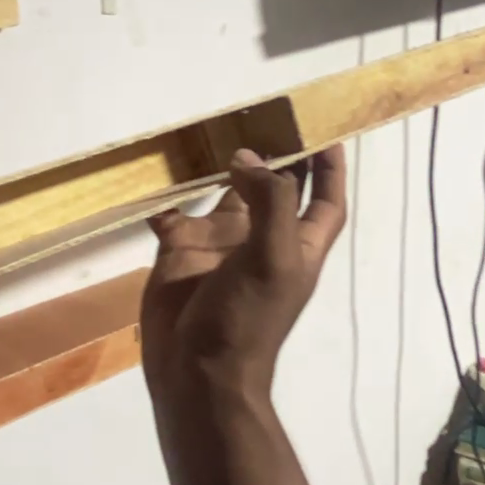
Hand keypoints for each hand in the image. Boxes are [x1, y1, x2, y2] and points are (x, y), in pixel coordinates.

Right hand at [141, 145, 347, 397]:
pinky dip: (163, 194)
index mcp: (296, 243)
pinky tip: (154, 172)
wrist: (197, 371)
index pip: (325, 199)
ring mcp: (218, 244)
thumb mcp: (274, 259)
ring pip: (219, 191)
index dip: (330, 167)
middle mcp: (260, 237)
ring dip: (214, 164)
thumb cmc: (247, 319)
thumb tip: (248, 157)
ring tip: (205, 128)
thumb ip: (270, 202)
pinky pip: (171, 213)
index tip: (322, 129)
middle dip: (269, 153)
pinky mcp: (179, 250)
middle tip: (255, 113)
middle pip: (273, 186)